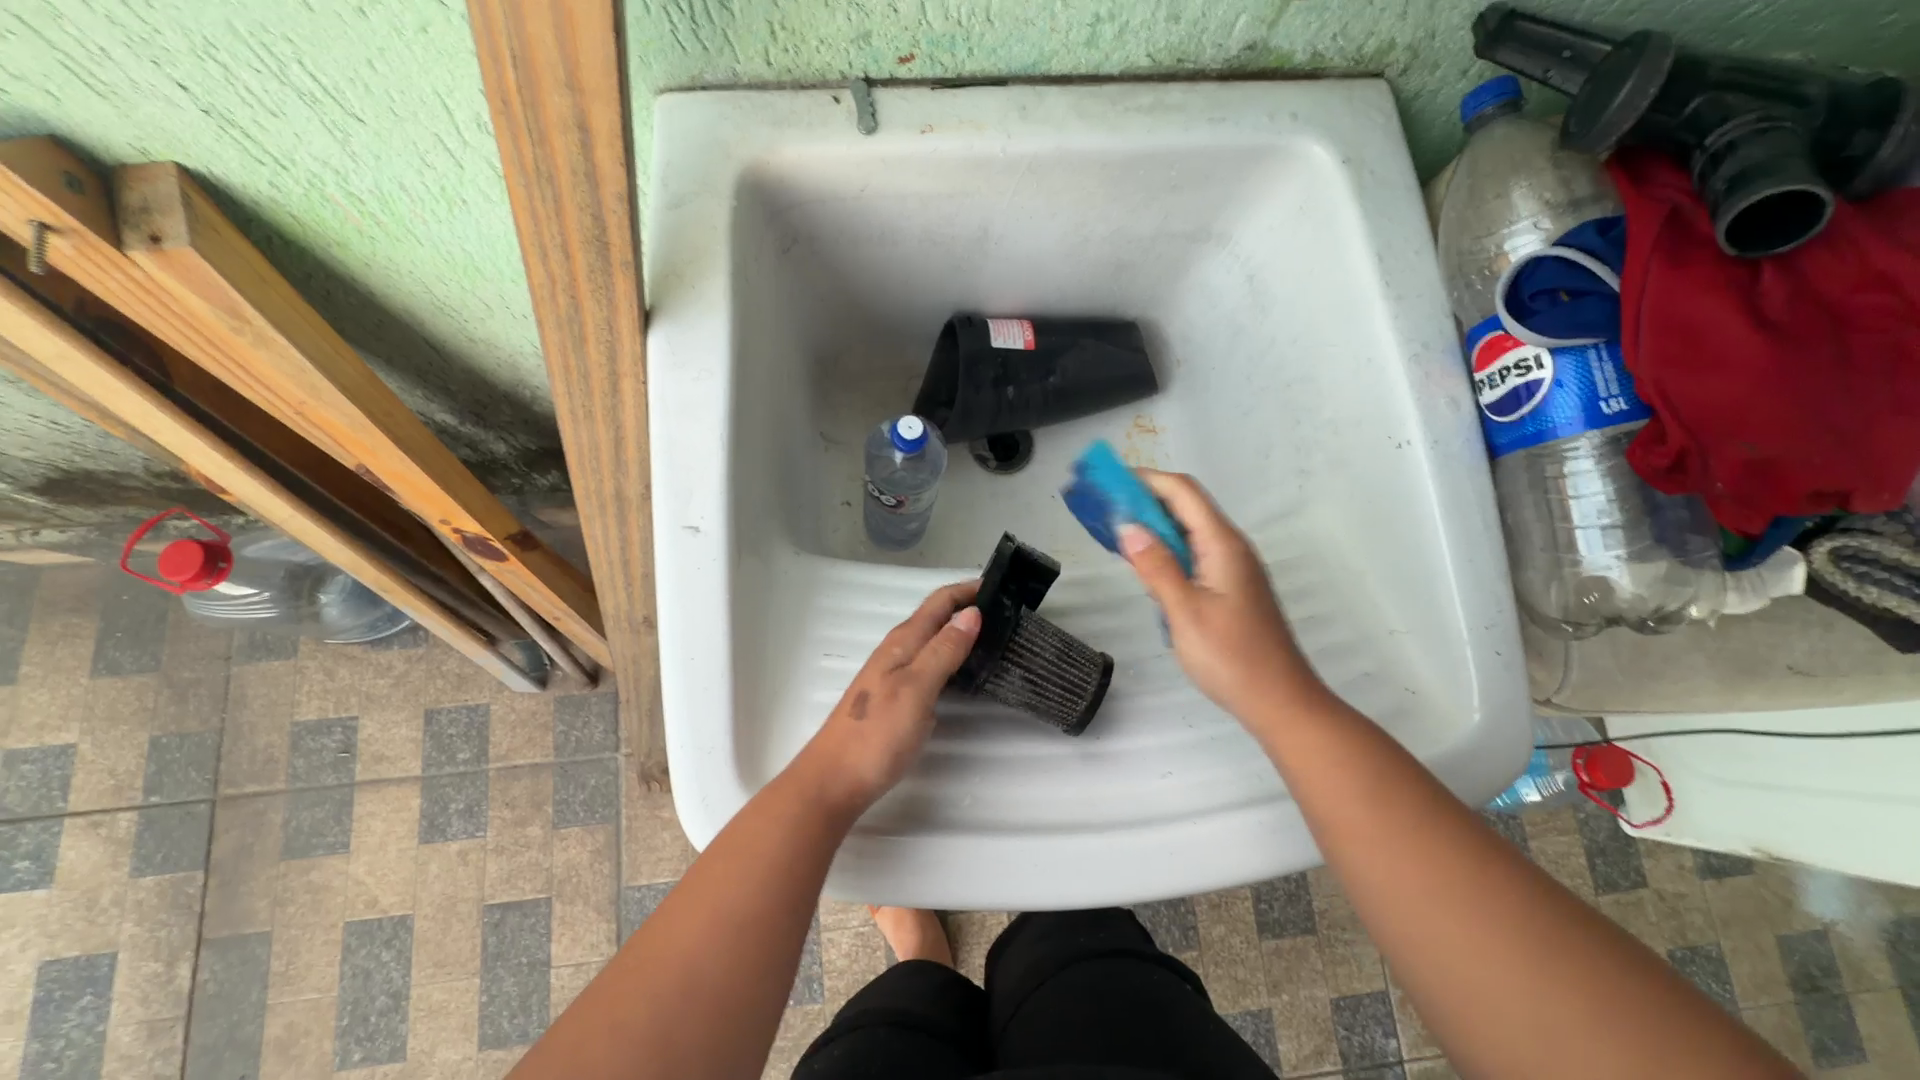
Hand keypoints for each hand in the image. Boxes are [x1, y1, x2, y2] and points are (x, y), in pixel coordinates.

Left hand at [795, 581, 982, 813]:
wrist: (835, 781)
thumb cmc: (876, 735)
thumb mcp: (916, 689)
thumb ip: (943, 651)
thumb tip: (972, 613)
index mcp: (902, 643)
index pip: (938, 603)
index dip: (967, 590)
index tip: (1001, 586)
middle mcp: (897, 653)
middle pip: (935, 618)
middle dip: (967, 608)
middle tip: (1007, 611)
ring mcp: (894, 676)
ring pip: (932, 642)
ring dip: (960, 633)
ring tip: (995, 637)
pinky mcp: (896, 699)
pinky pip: (929, 666)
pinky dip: (951, 659)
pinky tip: (965, 674)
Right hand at [1119, 470, 1325, 723]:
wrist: (1280, 701)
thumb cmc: (1232, 658)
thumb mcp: (1184, 612)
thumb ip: (1155, 567)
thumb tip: (1127, 526)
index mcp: (1223, 545)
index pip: (1182, 492)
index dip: (1145, 479)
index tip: (1106, 481)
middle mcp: (1230, 548)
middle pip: (1185, 507)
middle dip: (1143, 500)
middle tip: (1101, 507)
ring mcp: (1232, 569)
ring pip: (1188, 532)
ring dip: (1152, 527)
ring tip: (1113, 532)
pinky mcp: (1229, 589)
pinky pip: (1193, 555)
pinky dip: (1165, 551)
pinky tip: (1143, 566)